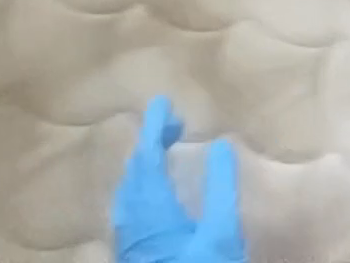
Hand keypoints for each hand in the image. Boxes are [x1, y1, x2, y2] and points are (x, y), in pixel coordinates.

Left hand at [111, 97, 247, 262]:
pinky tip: (151, 195)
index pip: (146, 153)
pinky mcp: (130, 256)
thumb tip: (220, 145)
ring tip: (162, 152)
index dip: (154, 124)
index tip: (164, 102)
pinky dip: (140, 186)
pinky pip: (128, 208)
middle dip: (150, 141)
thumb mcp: (223, 233)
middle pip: (134, 169)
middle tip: (174, 124)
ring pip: (127, 190)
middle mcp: (131, 218)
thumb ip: (221, 186)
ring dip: (144, 164)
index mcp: (152, 205)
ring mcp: (127, 240)